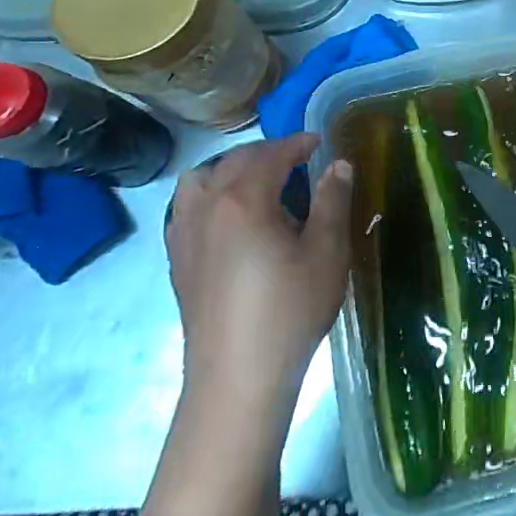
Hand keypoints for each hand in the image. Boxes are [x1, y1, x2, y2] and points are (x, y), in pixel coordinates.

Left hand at [166, 134, 352, 410]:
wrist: (239, 374)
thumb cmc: (290, 310)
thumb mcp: (326, 252)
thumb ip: (332, 201)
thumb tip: (338, 164)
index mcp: (243, 199)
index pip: (271, 154)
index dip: (297, 143)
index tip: (319, 142)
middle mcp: (206, 206)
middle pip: (234, 162)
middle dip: (267, 153)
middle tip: (297, 161)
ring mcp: (184, 233)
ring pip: (199, 180)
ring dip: (228, 170)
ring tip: (255, 184)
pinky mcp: (177, 259)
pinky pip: (187, 208)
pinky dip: (208, 196)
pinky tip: (228, 220)